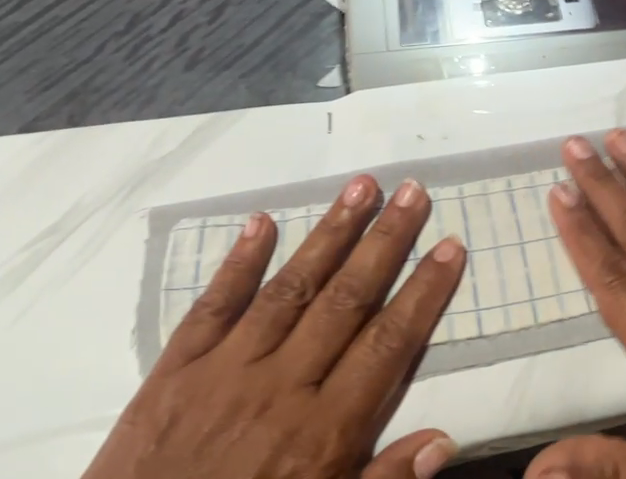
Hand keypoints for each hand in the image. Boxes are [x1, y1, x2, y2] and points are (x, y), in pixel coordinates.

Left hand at [83, 174, 467, 478]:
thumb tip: (442, 439)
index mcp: (321, 434)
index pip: (386, 345)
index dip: (423, 293)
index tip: (449, 247)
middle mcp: (280, 387)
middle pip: (345, 300)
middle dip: (384, 242)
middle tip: (411, 192)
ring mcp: (226, 370)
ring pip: (291, 287)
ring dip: (329, 233)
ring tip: (361, 186)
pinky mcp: (176, 368)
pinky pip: (214, 304)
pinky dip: (239, 261)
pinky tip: (263, 220)